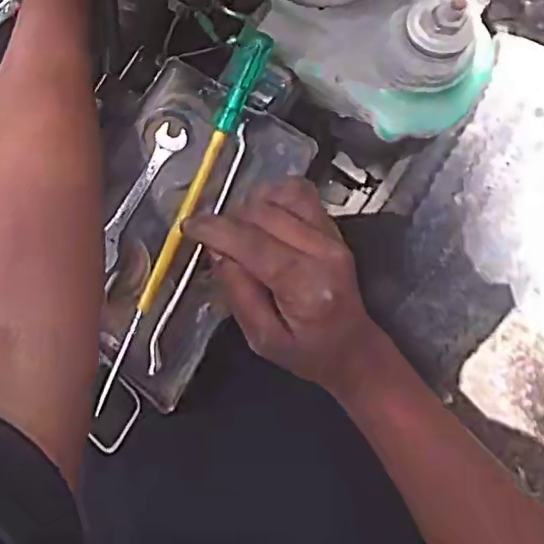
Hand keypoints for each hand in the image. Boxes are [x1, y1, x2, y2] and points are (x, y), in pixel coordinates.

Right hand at [183, 178, 388, 398]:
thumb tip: (216, 251)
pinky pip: (297, 191)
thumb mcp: (263, 339)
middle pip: (263, 214)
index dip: (217, 231)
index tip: (190, 227)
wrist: (353, 346)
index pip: (255, 245)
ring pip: (279, 195)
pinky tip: (262, 213)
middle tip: (213, 240)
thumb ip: (238, 293)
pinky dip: (272, 194)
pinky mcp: (331, 224)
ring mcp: (331, 234)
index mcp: (308, 288)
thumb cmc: (308, 352)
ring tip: (239, 230)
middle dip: (228, 222)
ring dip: (249, 207)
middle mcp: (324, 252)